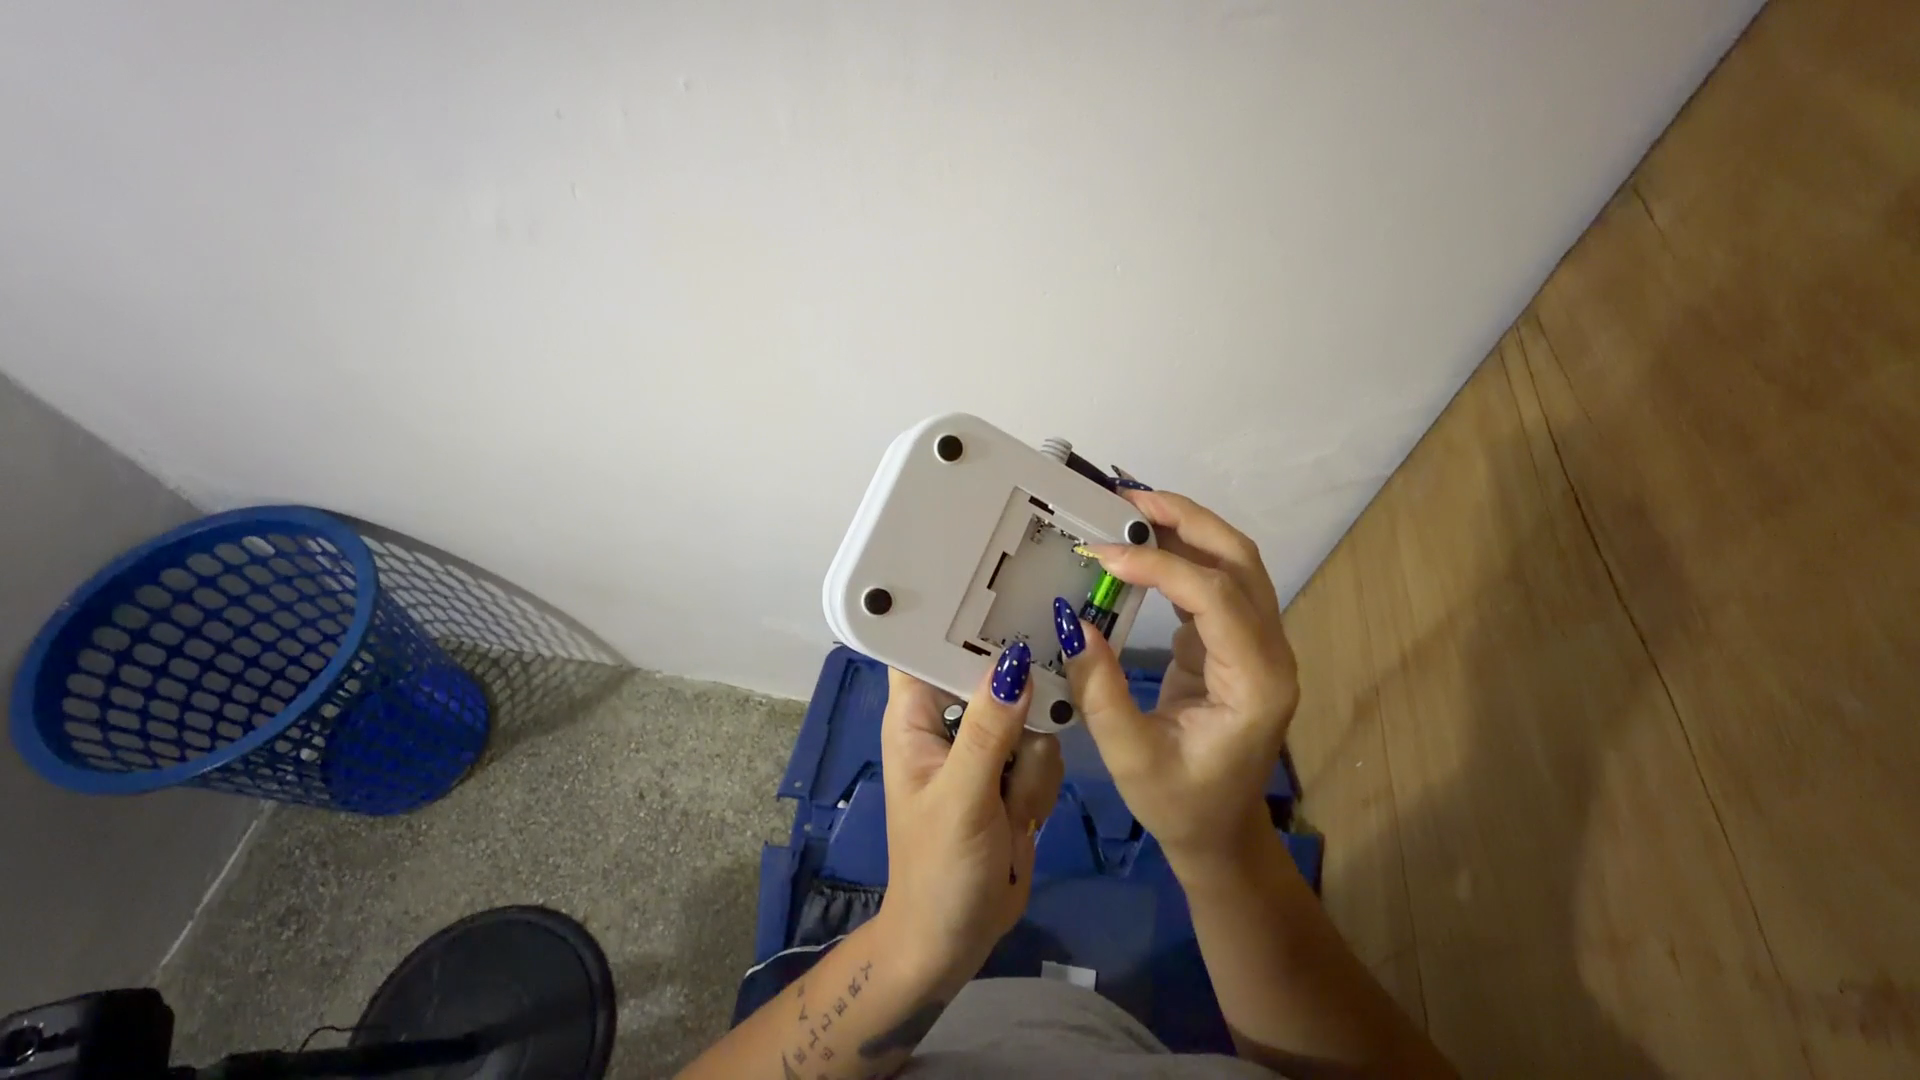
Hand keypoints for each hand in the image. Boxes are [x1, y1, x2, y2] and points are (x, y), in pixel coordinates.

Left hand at [876, 645, 1063, 984]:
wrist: (958, 937)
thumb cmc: (939, 869)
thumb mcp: (961, 799)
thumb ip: (989, 731)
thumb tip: (1016, 661)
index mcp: (916, 716)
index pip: (926, 646)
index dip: (956, 618)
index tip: (1000, 591)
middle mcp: (951, 721)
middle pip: (998, 673)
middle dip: (1019, 707)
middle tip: (1028, 730)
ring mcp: (987, 746)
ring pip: (1033, 715)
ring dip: (1030, 764)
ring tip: (1008, 806)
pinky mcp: (1016, 771)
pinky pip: (1047, 750)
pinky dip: (1041, 786)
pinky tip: (1020, 820)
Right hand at [1054, 490, 1298, 878]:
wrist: (1221, 833)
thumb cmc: (1181, 804)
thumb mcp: (1130, 756)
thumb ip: (1101, 690)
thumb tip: (1072, 622)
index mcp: (1257, 682)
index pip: (1215, 597)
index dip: (1159, 567)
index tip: (1102, 555)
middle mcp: (1270, 652)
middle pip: (1239, 560)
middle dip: (1185, 520)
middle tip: (1126, 498)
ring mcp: (1257, 644)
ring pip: (1232, 563)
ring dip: (1185, 529)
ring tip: (1130, 508)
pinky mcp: (1234, 644)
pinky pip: (1214, 584)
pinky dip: (1180, 557)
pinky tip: (1140, 546)